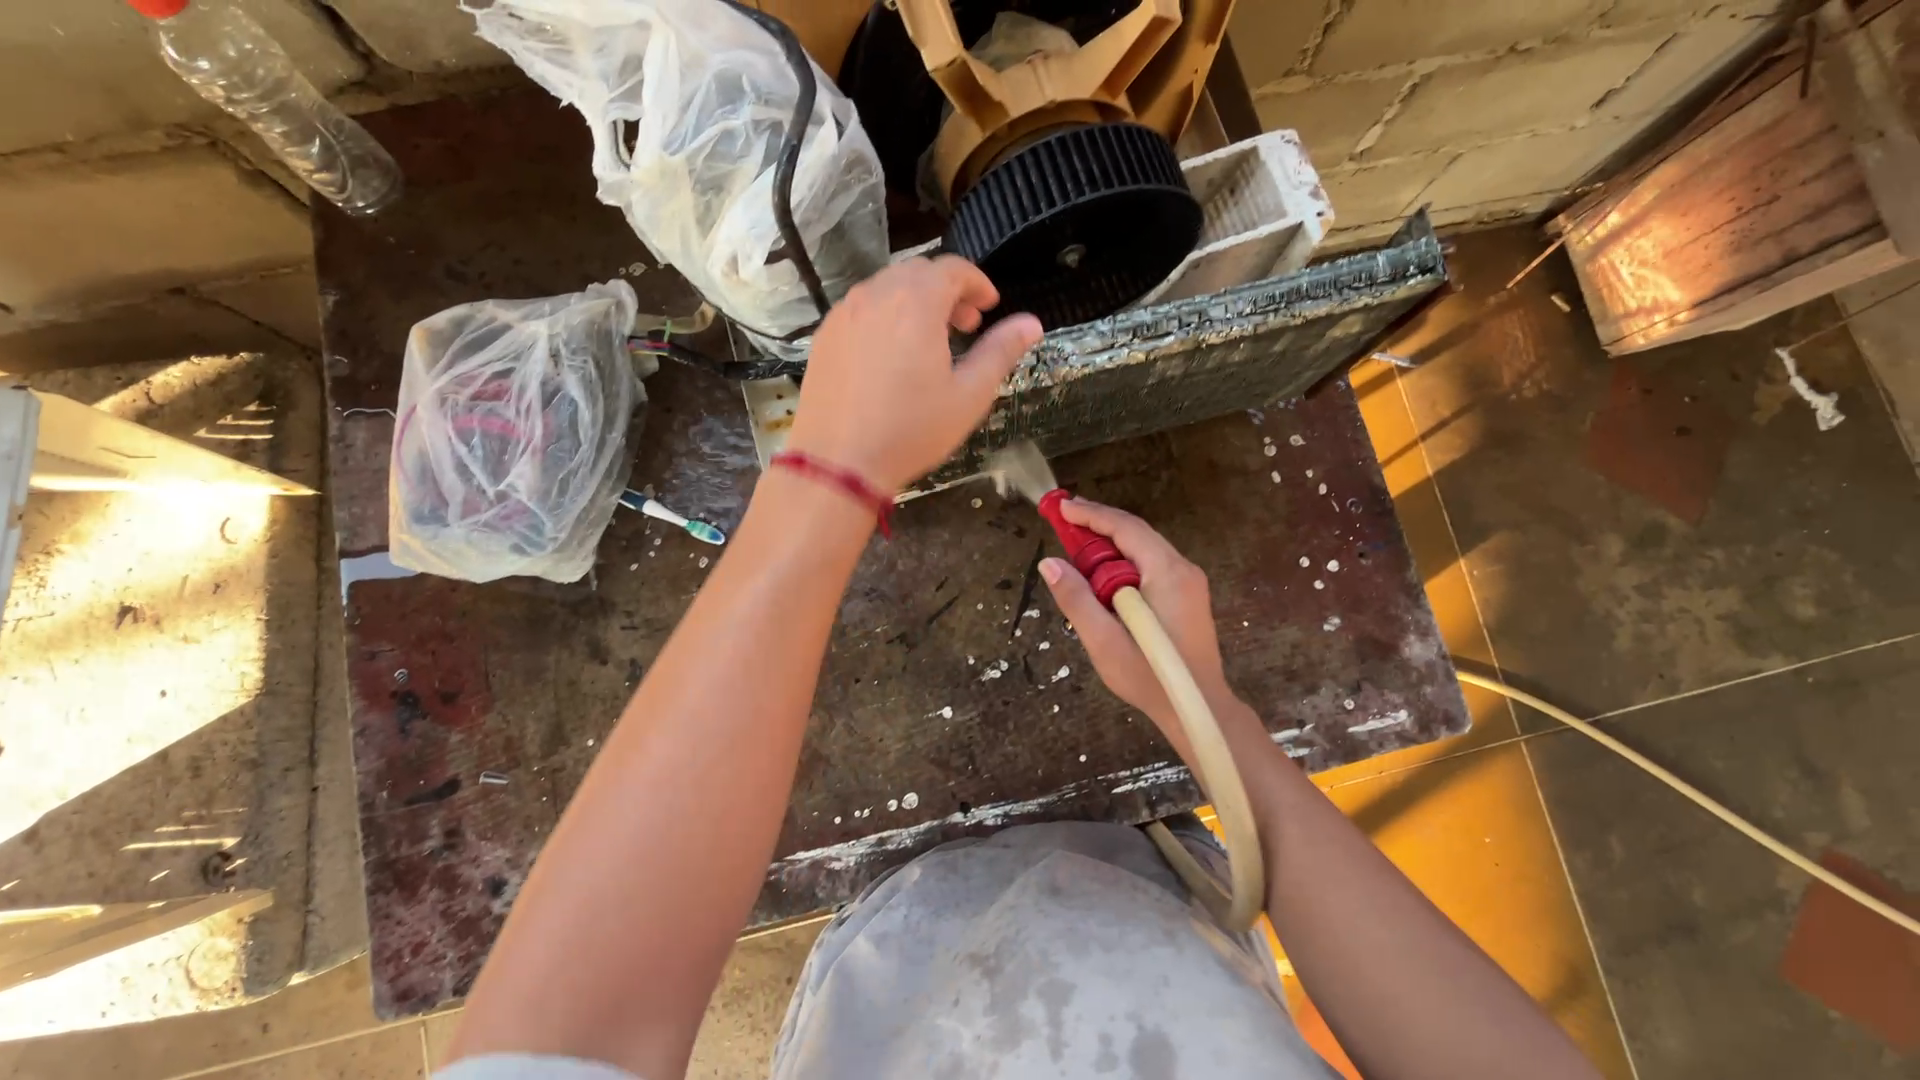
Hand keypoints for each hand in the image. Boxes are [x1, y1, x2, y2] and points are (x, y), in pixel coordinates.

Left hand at [787, 257, 1043, 492]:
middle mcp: (876, 295)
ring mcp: (844, 314)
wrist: (838, 462)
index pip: (952, 269)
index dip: (977, 283)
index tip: (989, 307)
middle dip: (947, 291)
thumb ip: (1000, 351)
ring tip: (930, 342)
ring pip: (886, 289)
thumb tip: (1032, 323)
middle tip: (965, 326)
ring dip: (915, 302)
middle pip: (918, 273)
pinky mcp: (824, 336)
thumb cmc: (911, 430)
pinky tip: (892, 357)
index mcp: (916, 302)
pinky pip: (861, 310)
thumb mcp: (969, 395)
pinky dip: (885, 317)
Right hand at [1039, 498, 1233, 740]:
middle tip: (1063, 520)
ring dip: (1110, 545)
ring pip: (1144, 550)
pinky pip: (1151, 567)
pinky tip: (1103, 575)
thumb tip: (1049, 563)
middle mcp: (1184, 569)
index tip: (1060, 507)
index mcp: (1168, 573)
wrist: (1198, 711)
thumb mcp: (1104, 641)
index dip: (1091, 515)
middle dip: (1098, 525)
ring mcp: (1190, 584)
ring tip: (1077, 545)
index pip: (1126, 528)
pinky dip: (1123, 563)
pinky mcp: (1188, 599)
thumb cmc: (1150, 678)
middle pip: (1136, 535)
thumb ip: (1076, 599)